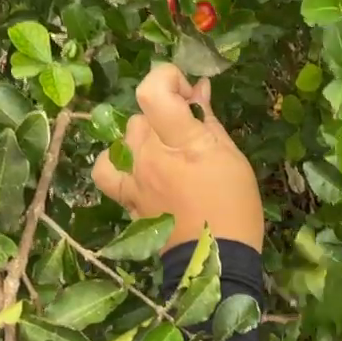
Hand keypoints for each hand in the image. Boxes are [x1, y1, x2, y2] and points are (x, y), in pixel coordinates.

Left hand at [92, 65, 263, 251]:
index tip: (188, 94)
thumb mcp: (232, 157)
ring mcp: (134, 178)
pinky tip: (135, 164)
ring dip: (146, 136)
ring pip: (126, 136)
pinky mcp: (125, 197)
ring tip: (168, 152)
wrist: (215, 261)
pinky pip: (106, 168)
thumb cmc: (235, 207)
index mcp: (183, 143)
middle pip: (142, 113)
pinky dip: (116, 160)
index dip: (167, 79)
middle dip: (165, 112)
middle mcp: (150, 156)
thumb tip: (198, 89)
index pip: (153, 91)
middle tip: (189, 131)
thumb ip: (208, 120)